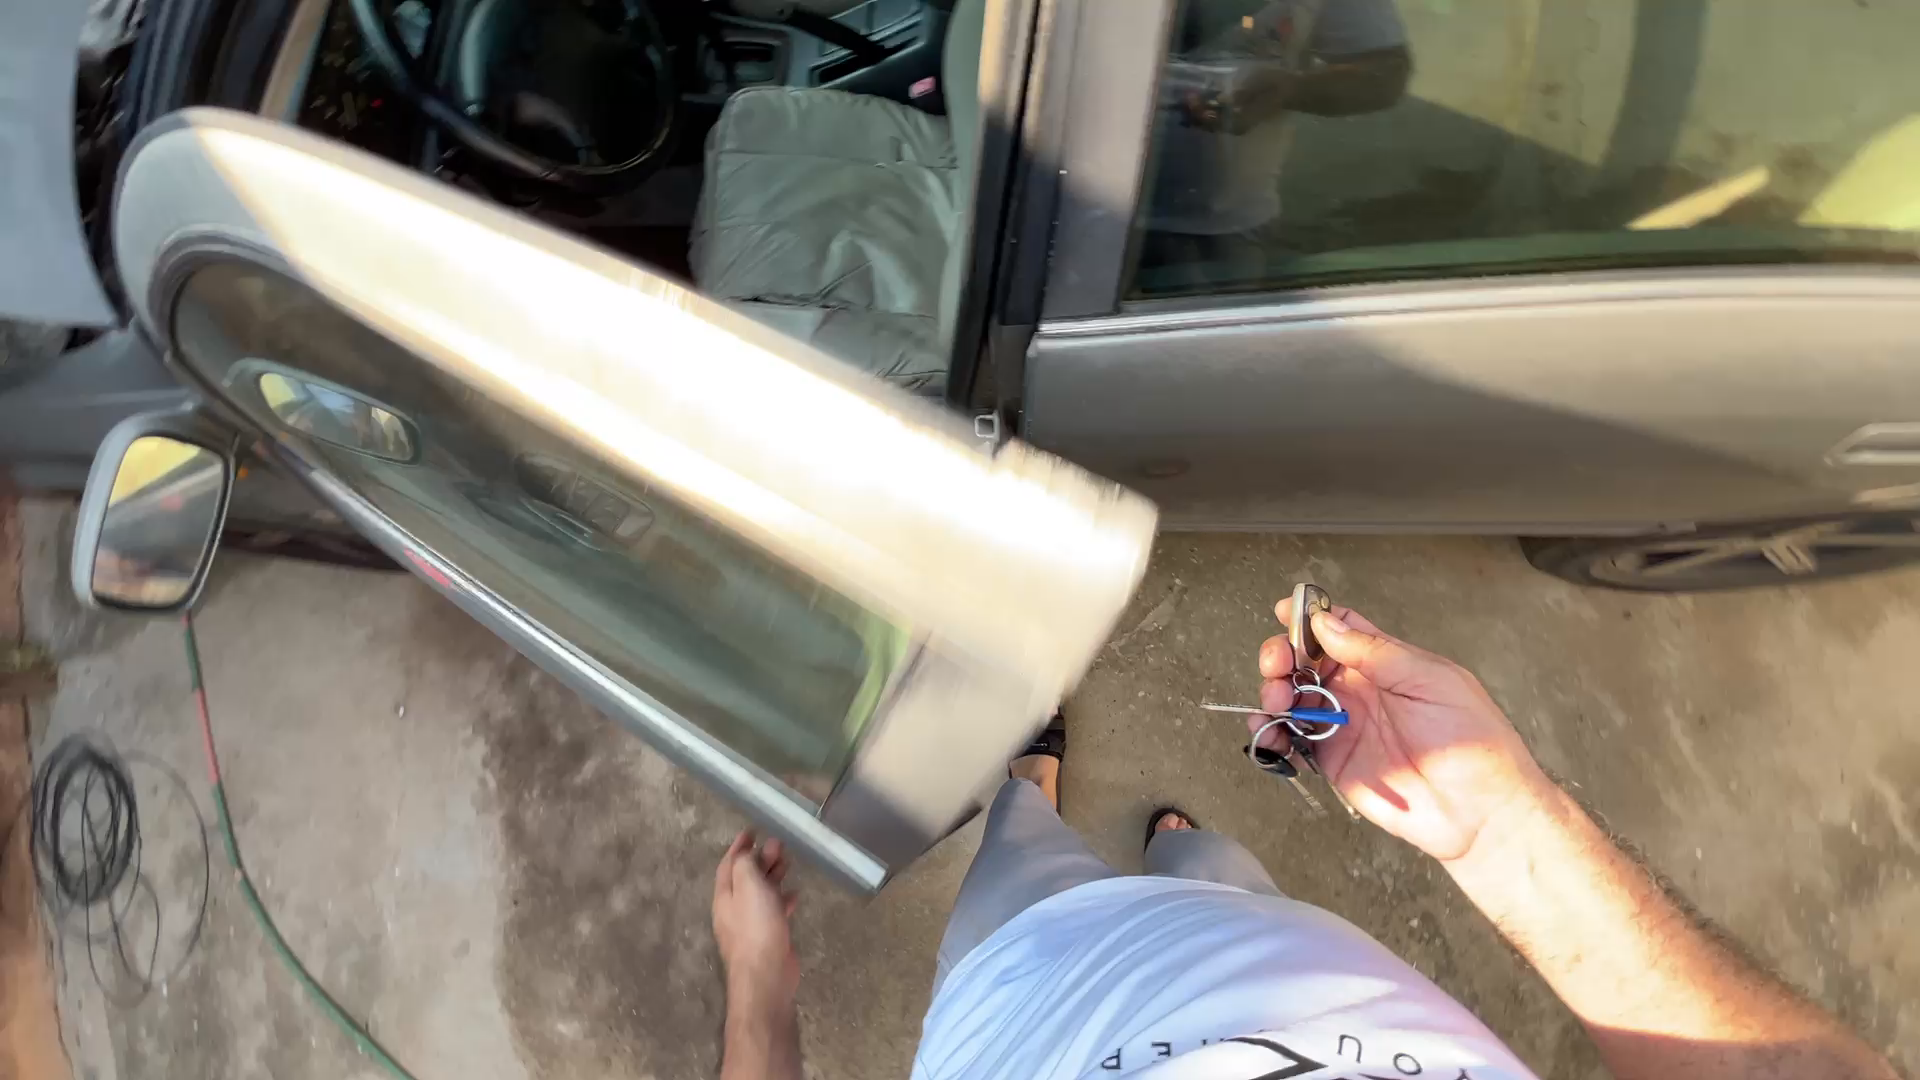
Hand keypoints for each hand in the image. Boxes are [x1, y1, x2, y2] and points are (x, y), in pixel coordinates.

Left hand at [712, 831, 799, 1005]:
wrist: (766, 977)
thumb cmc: (756, 927)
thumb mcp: (748, 886)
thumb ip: (745, 865)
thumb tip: (748, 853)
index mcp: (725, 897)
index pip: (728, 864)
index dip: (739, 846)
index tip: (752, 830)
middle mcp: (734, 910)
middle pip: (746, 877)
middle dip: (760, 859)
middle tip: (778, 844)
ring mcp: (751, 925)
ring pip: (761, 892)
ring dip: (773, 875)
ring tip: (788, 862)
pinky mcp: (768, 937)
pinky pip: (774, 910)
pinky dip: (783, 898)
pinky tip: (795, 894)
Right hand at [1254, 604, 1553, 861]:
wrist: (1480, 814)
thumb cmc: (1470, 740)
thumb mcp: (1429, 682)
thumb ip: (1374, 652)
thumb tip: (1323, 622)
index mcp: (1380, 664)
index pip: (1337, 630)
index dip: (1308, 617)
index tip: (1284, 611)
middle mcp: (1353, 690)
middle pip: (1301, 661)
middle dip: (1280, 655)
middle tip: (1277, 664)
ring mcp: (1337, 724)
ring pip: (1288, 697)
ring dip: (1272, 692)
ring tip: (1277, 702)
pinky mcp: (1328, 759)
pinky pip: (1288, 740)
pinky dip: (1268, 733)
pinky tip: (1267, 732)